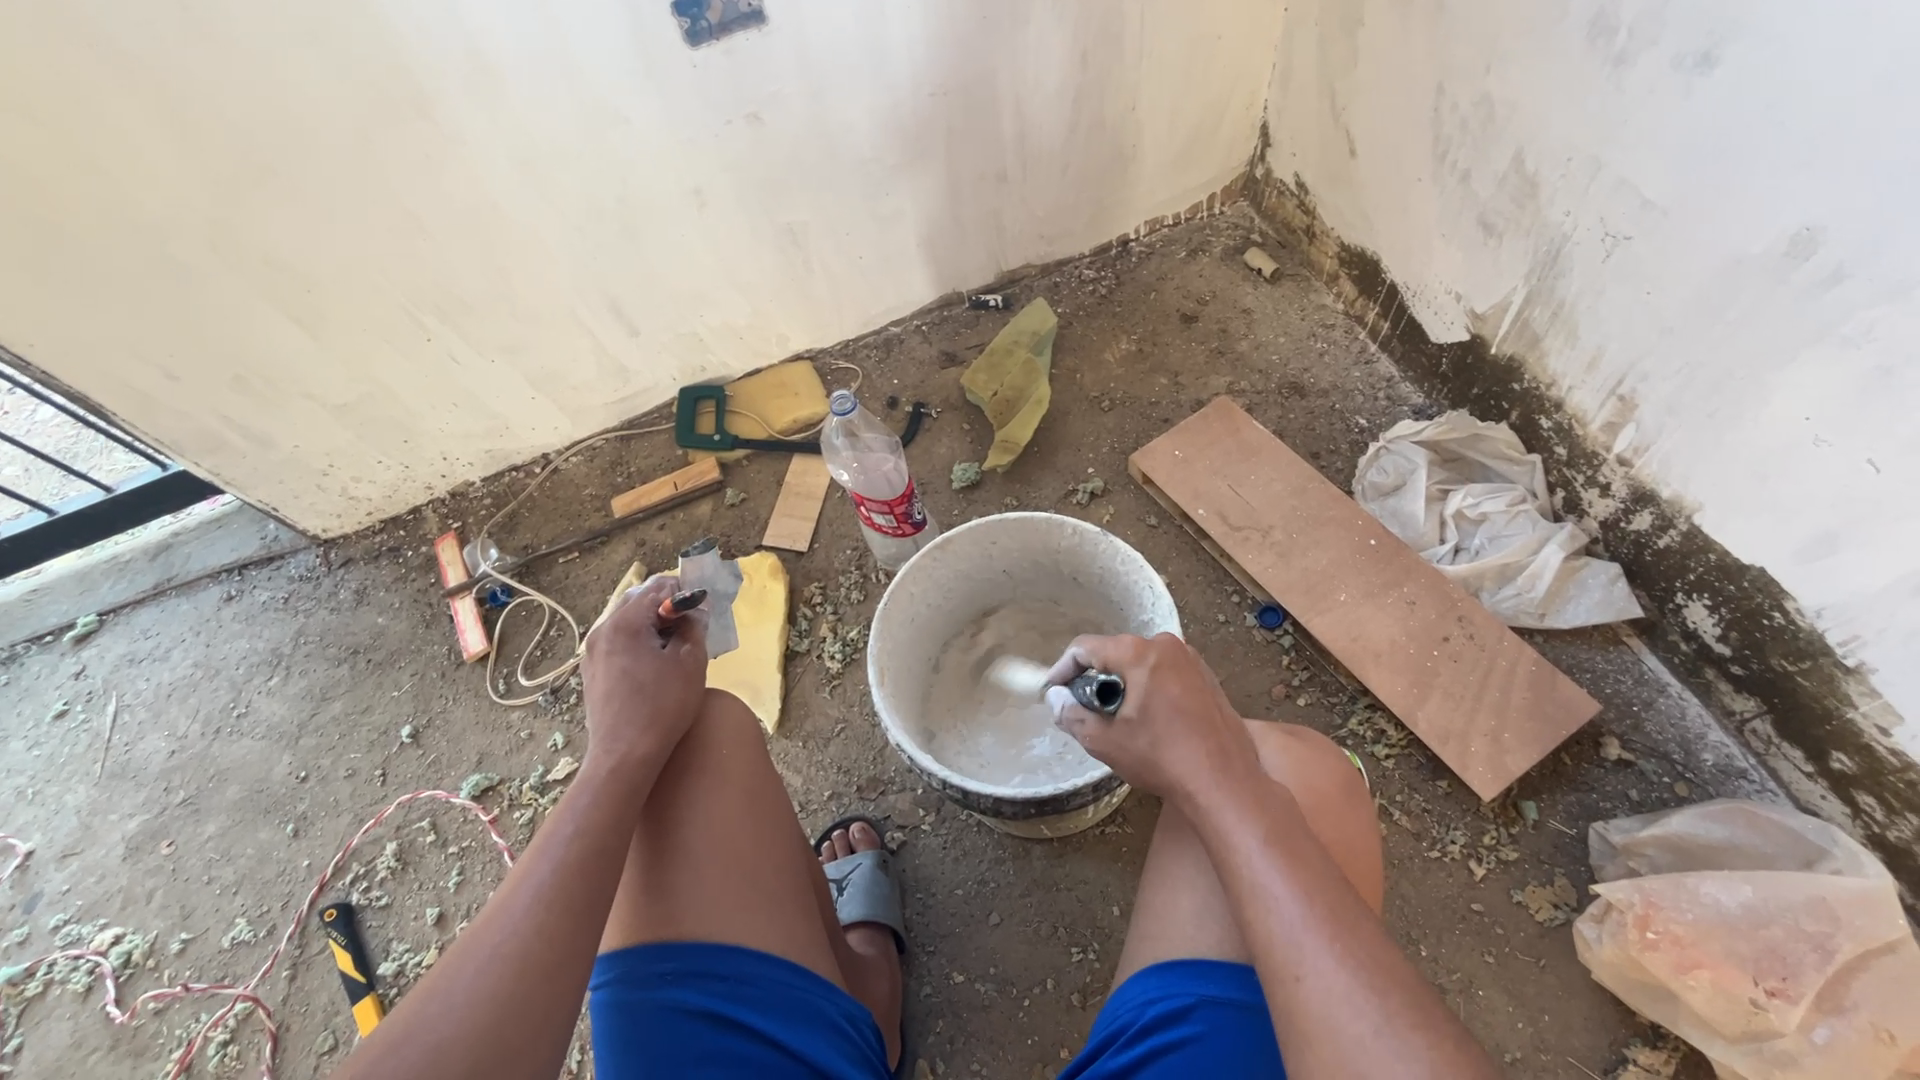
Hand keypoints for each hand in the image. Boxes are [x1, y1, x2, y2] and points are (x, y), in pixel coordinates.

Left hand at [581, 574, 708, 774]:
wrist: (624, 755)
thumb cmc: (663, 706)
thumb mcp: (690, 662)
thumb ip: (692, 627)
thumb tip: (692, 611)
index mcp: (625, 622)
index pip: (657, 587)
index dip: (684, 592)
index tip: (702, 608)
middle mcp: (602, 630)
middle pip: (638, 600)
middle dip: (666, 606)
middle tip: (691, 626)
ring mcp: (593, 651)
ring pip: (626, 621)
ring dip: (652, 624)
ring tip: (674, 646)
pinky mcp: (592, 670)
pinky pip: (618, 641)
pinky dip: (638, 640)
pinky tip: (655, 663)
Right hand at [1044, 633, 1263, 810]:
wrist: (1225, 782)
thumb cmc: (1162, 758)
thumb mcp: (1105, 740)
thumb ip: (1072, 714)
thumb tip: (1056, 698)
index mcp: (1139, 653)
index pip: (1085, 648)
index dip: (1062, 669)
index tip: (1053, 694)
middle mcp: (1167, 645)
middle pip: (1114, 653)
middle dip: (1093, 679)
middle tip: (1082, 710)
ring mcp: (1191, 660)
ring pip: (1140, 664)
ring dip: (1121, 685)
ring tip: (1114, 718)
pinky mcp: (1207, 678)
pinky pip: (1164, 674)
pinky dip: (1147, 689)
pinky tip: (1147, 721)